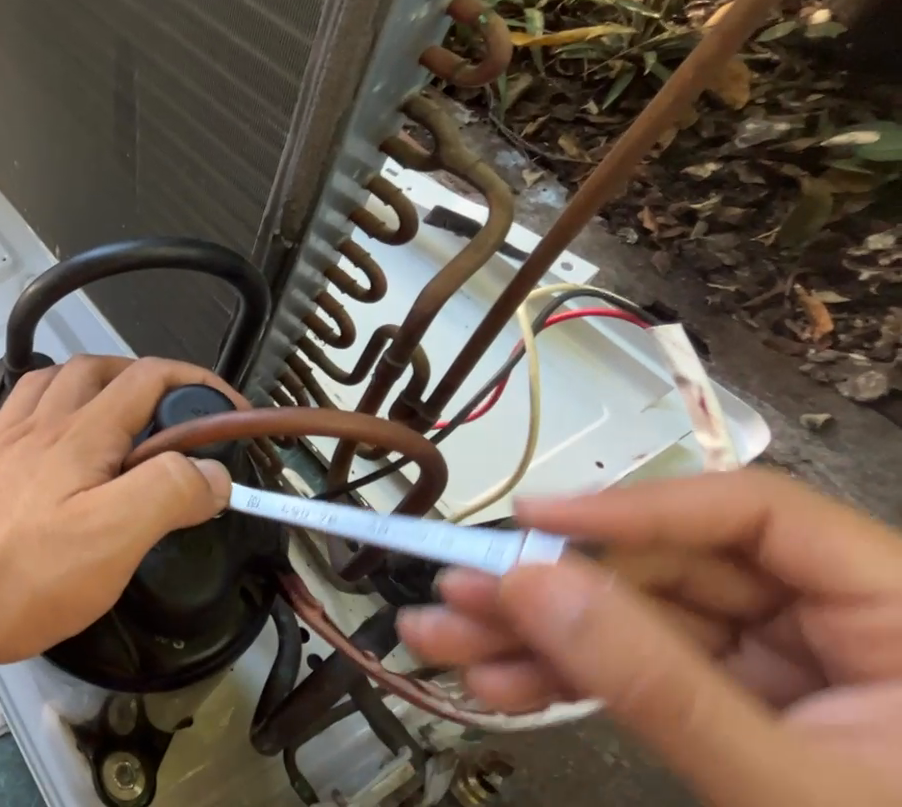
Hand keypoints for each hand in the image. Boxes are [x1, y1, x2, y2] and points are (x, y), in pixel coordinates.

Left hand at [0, 356, 236, 667]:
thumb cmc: (14, 573)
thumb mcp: (110, 541)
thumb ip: (166, 495)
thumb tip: (211, 472)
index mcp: (79, 435)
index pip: (148, 380)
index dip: (197, 385)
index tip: (230, 410)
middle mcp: (37, 425)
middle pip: (95, 369)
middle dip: (142, 376)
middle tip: (171, 411)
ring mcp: (0, 441)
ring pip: (49, 382)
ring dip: (89, 382)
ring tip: (113, 412)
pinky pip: (12, 412)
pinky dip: (41, 407)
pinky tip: (42, 434)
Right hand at [396, 469, 901, 805]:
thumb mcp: (789, 790)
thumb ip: (661, 685)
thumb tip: (526, 580)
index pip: (758, 516)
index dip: (637, 507)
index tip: (529, 520)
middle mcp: (845, 630)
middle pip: (670, 569)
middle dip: (550, 589)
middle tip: (455, 591)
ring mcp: (792, 674)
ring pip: (636, 620)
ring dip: (534, 633)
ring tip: (440, 639)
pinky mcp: (747, 713)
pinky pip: (639, 672)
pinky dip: (566, 678)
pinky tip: (497, 684)